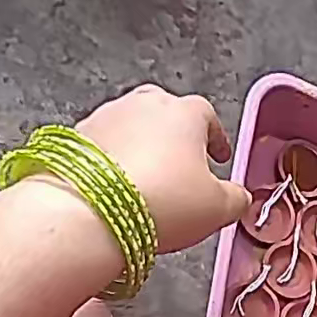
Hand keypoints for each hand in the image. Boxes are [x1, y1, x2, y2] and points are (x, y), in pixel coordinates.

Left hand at [74, 84, 251, 252]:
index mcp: (185, 113)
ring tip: (151, 183)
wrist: (92, 211)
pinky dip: (116, 163)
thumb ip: (235, 199)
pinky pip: (105, 147)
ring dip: (144, 149)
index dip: (217, 138)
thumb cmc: (161, 201)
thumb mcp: (218, 208)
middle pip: (167, 114)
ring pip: (133, 127)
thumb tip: (239, 197)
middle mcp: (144, 104)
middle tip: (184, 167)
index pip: (208, 116)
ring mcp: (107, 116)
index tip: (219, 155)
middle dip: (177, 138)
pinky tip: (120, 189)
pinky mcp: (78, 138)